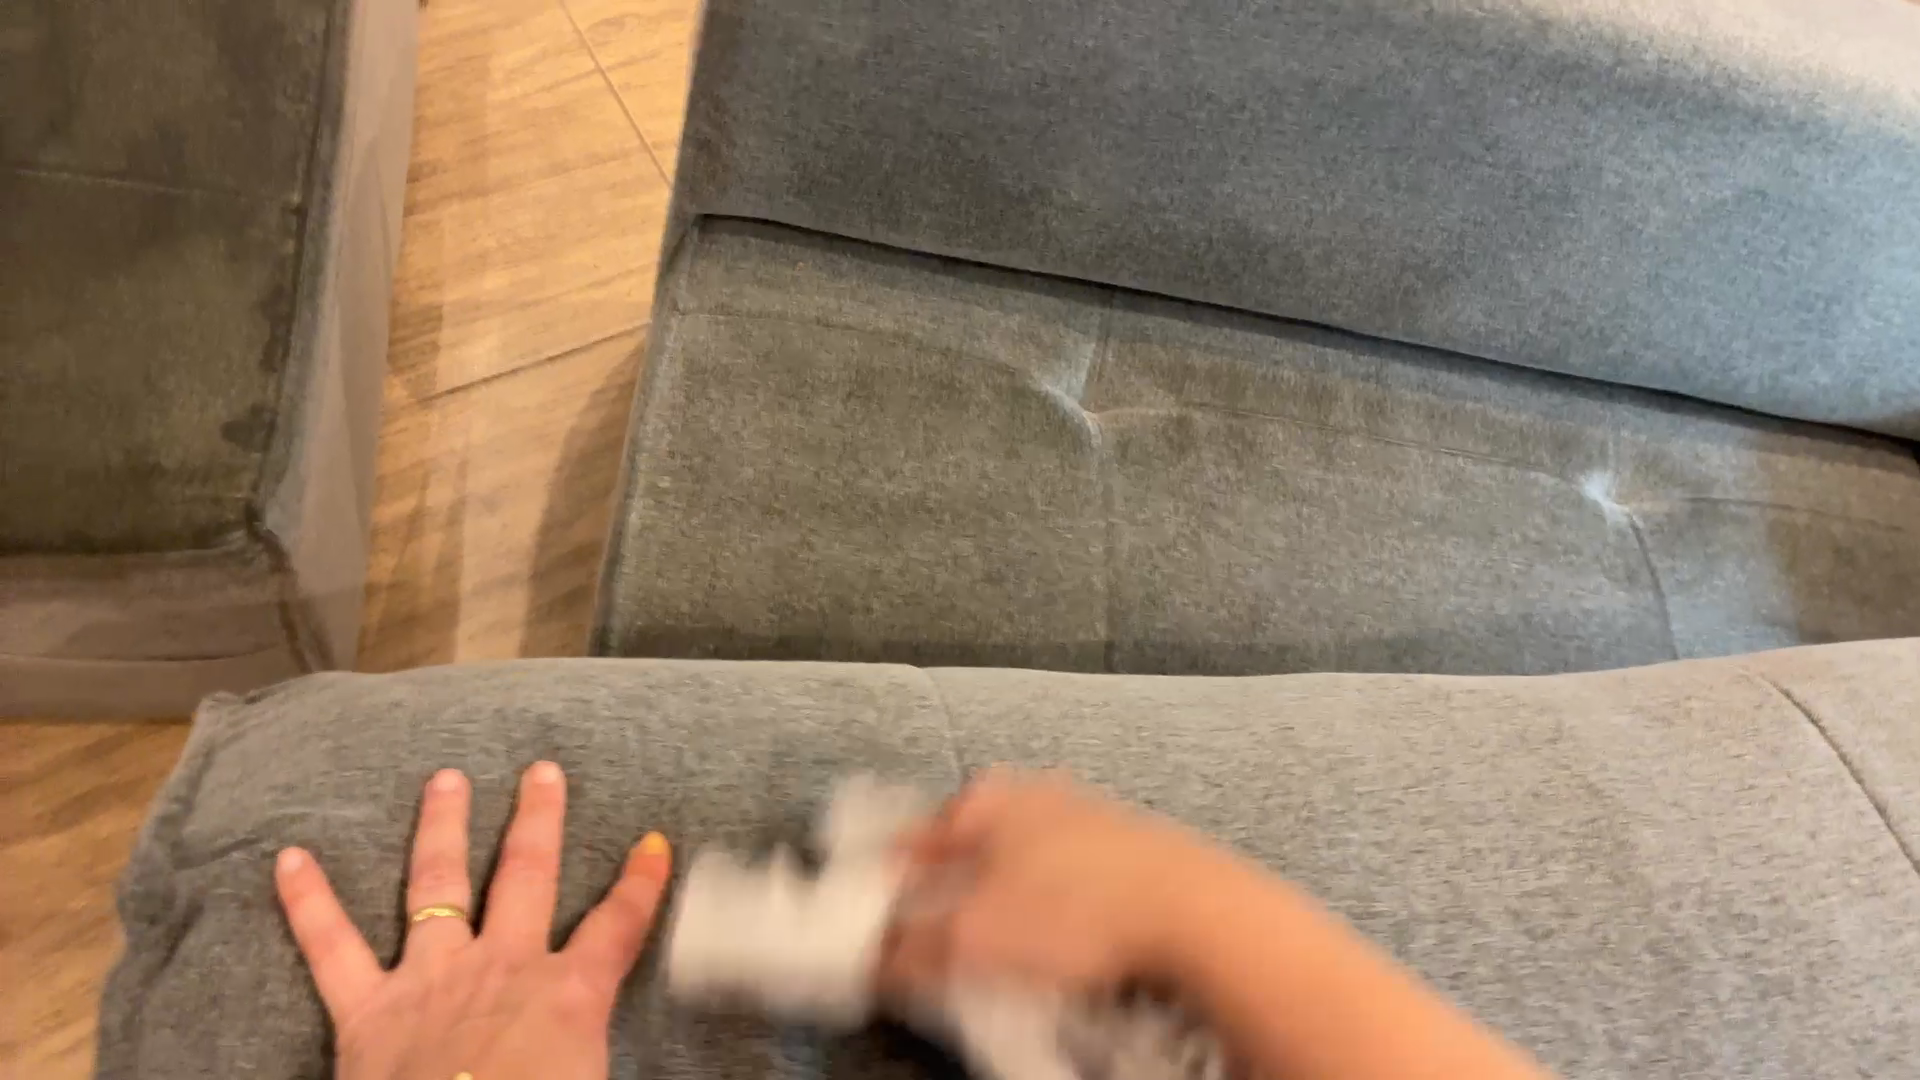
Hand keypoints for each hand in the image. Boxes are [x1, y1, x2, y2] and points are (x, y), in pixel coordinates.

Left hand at [274, 762, 671, 1079]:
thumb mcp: (589, 1076)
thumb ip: (594, 1040)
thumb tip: (596, 1037)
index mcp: (570, 989)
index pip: (620, 921)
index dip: (643, 880)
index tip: (654, 842)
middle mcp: (506, 964)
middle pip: (529, 875)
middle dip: (538, 819)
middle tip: (541, 770)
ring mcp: (434, 978)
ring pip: (441, 884)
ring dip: (442, 827)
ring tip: (445, 780)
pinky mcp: (368, 1012)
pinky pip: (333, 951)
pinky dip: (310, 903)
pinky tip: (291, 859)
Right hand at [887, 769, 1239, 992]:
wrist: (1189, 909)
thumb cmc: (1076, 906)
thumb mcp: (972, 938)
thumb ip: (908, 943)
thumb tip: (873, 952)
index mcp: (982, 798)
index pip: (907, 843)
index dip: (886, 890)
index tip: (877, 932)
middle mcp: (1025, 793)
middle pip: (961, 853)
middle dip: (944, 903)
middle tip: (941, 953)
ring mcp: (1073, 813)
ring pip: (1011, 867)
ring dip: (996, 909)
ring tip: (1004, 954)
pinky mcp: (1112, 843)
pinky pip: (1056, 880)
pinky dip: (1044, 909)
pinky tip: (1057, 942)